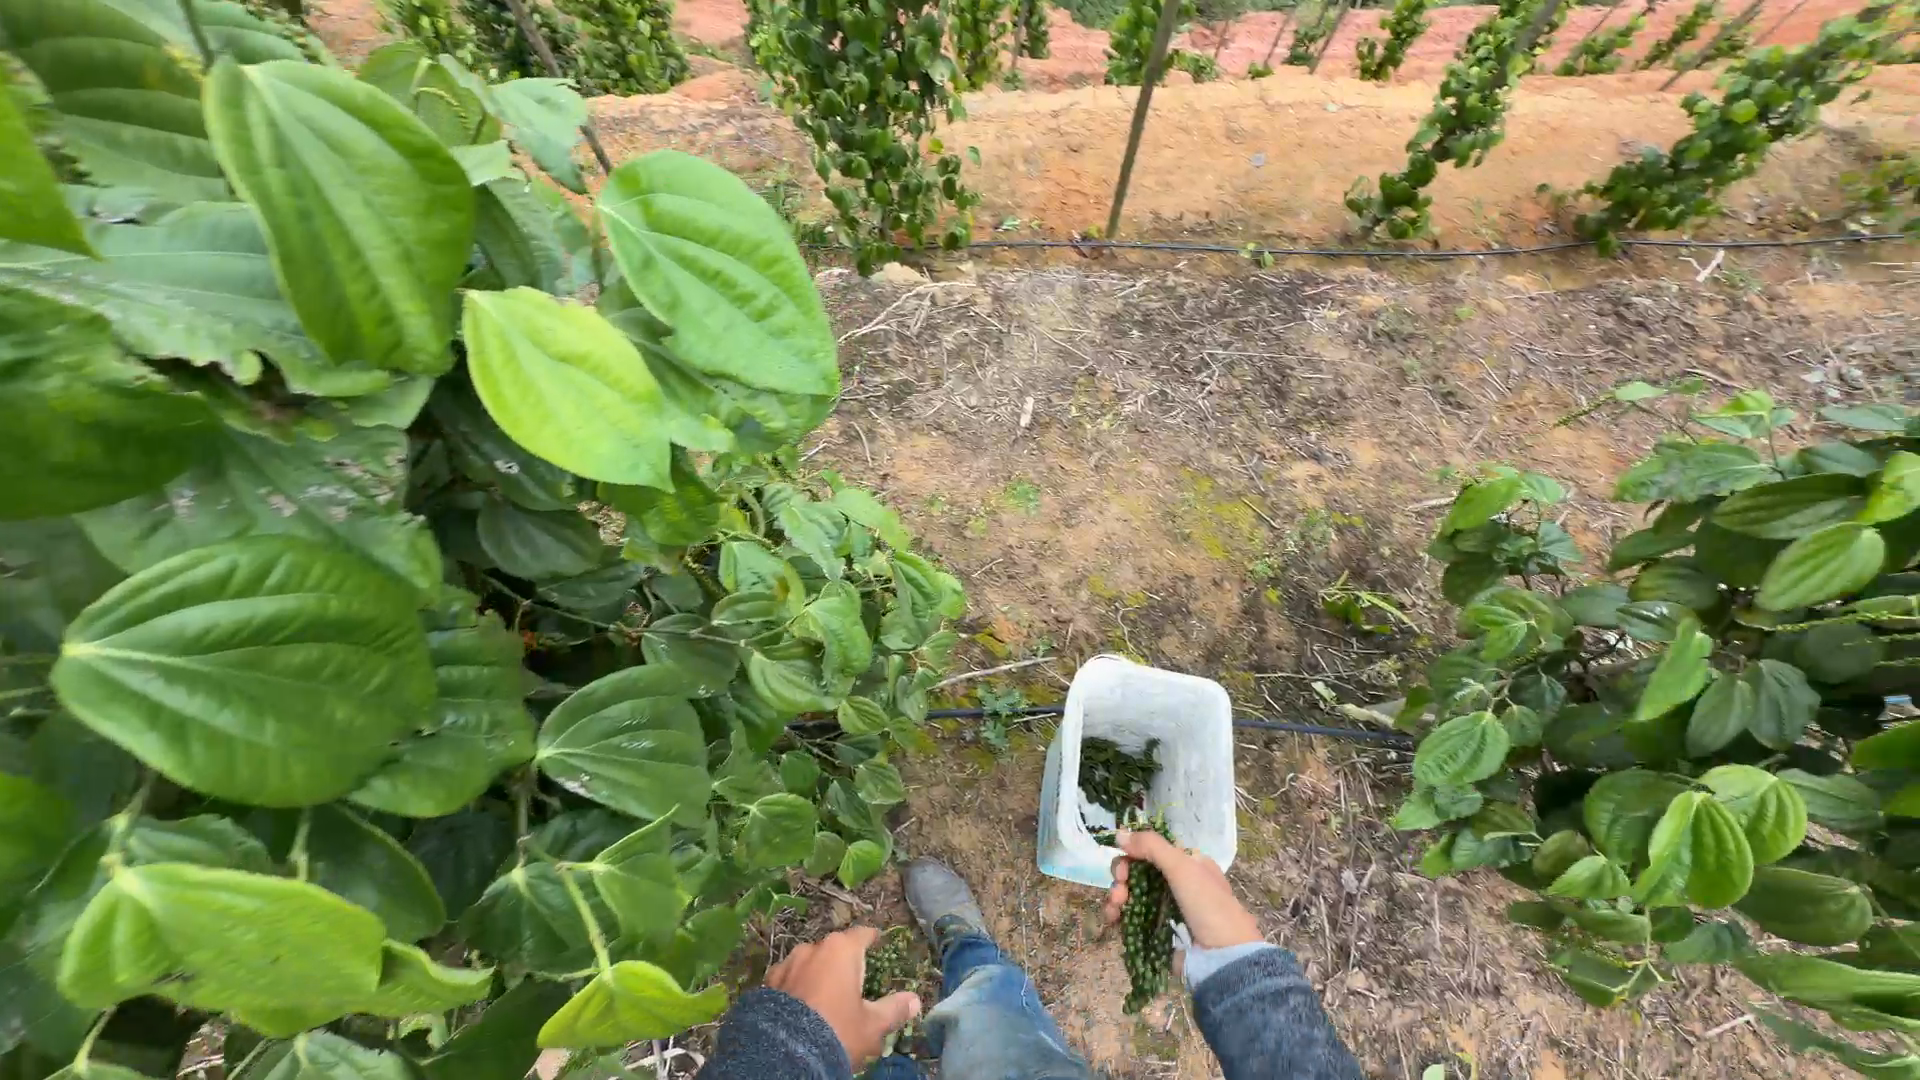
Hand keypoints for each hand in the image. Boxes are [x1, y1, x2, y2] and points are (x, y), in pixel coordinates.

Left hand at [765, 926, 920, 1067]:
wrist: (783, 1055)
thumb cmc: (836, 1032)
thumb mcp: (871, 1026)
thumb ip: (894, 1009)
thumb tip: (915, 1000)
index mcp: (842, 950)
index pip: (861, 934)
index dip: (870, 937)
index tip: (875, 940)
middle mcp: (814, 948)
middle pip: (834, 948)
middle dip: (842, 960)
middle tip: (851, 979)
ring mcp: (788, 963)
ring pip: (809, 962)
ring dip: (817, 972)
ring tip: (823, 995)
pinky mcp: (768, 982)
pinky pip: (788, 978)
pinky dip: (796, 986)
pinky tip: (799, 1004)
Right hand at [1103, 829, 1261, 948]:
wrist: (1225, 958)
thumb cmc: (1208, 905)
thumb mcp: (1182, 867)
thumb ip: (1151, 846)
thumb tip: (1119, 834)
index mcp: (1187, 863)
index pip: (1151, 850)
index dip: (1132, 855)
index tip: (1123, 867)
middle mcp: (1177, 883)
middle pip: (1138, 872)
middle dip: (1121, 879)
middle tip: (1119, 891)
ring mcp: (1168, 909)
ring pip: (1133, 895)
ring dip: (1117, 897)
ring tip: (1113, 910)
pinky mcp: (1160, 932)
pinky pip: (1134, 918)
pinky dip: (1120, 916)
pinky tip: (1113, 919)